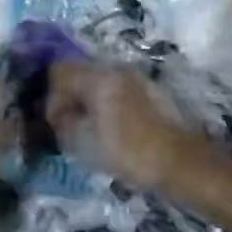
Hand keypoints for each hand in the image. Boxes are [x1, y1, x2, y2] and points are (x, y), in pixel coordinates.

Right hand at [43, 63, 197, 188]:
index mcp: (99, 77)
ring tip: (85, 129)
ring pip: (97, 81)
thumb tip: (58, 117)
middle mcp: (116, 69)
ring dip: (85, 101)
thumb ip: (64, 124)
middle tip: (65, 127)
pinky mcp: (148, 91)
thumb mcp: (85, 143)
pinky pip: (114, 89)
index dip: (49, 97)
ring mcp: (135, 78)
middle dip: (66, 97)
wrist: (181, 162)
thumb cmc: (130, 152)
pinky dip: (103, 103)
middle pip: (78, 72)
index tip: (52, 123)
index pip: (59, 71)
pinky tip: (107, 128)